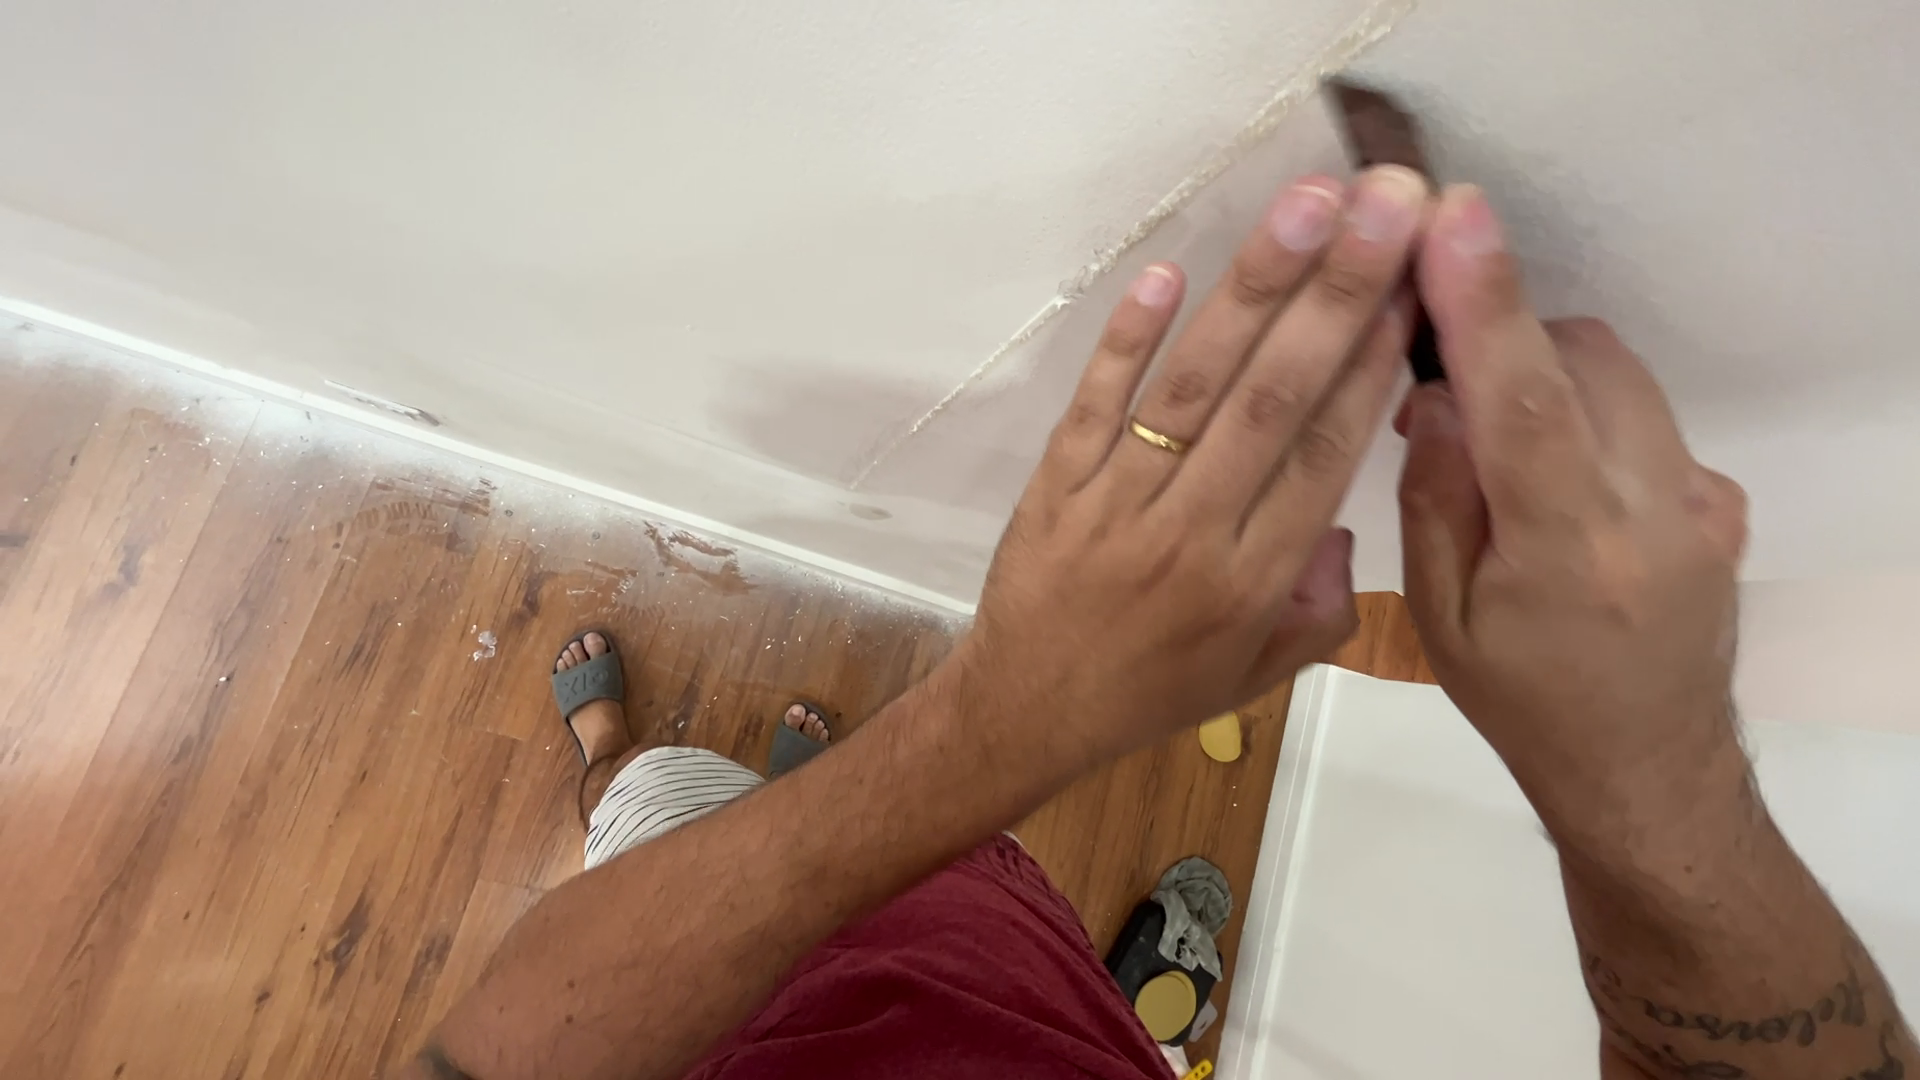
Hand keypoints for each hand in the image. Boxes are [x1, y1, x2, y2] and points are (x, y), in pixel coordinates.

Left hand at [956, 165, 1430, 771]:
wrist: (1029, 706)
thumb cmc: (1147, 692)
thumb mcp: (1253, 674)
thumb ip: (1316, 607)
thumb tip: (1342, 522)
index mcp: (1252, 579)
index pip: (1326, 450)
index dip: (1373, 359)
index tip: (1414, 276)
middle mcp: (1191, 531)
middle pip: (1274, 398)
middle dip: (1337, 293)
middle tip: (1388, 197)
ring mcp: (1116, 501)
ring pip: (1192, 387)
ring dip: (1250, 291)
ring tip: (1304, 205)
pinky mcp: (1055, 484)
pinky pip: (1094, 405)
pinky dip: (1125, 340)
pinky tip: (1165, 273)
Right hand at [1397, 186, 1751, 839]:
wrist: (1643, 766)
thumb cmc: (1516, 697)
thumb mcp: (1440, 614)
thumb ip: (1437, 501)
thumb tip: (1434, 399)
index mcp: (1568, 546)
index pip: (1524, 400)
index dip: (1486, 304)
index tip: (1453, 219)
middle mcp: (1655, 506)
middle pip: (1581, 361)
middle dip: (1501, 337)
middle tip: (1426, 382)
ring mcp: (1702, 499)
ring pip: (1616, 376)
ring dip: (1537, 372)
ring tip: (1477, 434)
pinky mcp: (1720, 500)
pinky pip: (1638, 418)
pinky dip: (1577, 414)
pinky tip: (1543, 478)